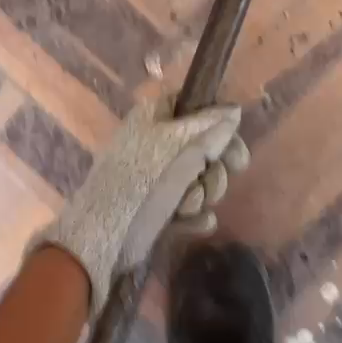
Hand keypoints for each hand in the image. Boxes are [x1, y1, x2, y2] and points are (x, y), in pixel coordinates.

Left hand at [38, 99, 247, 315]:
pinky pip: (194, 207)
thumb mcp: (180, 146)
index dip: (219, 124)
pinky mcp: (162, 209)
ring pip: (204, 180)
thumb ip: (212, 127)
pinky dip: (194, 216)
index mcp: (157, 118)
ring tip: (184, 206)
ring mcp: (161, 178)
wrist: (106, 235)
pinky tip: (186, 223)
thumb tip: (234, 110)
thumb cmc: (142, 180)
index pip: (198, 107)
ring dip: (201, 195)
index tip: (234, 142)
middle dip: (214, 169)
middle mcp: (160, 143)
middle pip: (208, 147)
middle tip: (213, 178)